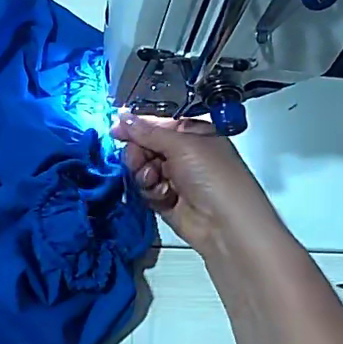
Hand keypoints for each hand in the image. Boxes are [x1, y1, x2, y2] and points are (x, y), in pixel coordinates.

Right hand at [112, 112, 280, 255]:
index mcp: (194, 133)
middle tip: (137, 157)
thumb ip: (148, 131)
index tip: (116, 128)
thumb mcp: (182, 144)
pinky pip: (146, 188)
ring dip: (143, 172)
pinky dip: (150, 190)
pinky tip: (163, 195)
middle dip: (138, 151)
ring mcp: (175, 177)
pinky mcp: (166, 199)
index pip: (158, 123)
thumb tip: (122, 117)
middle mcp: (184, 153)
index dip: (137, 125)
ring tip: (154, 179)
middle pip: (145, 145)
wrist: (226, 225)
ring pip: (142, 167)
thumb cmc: (213, 176)